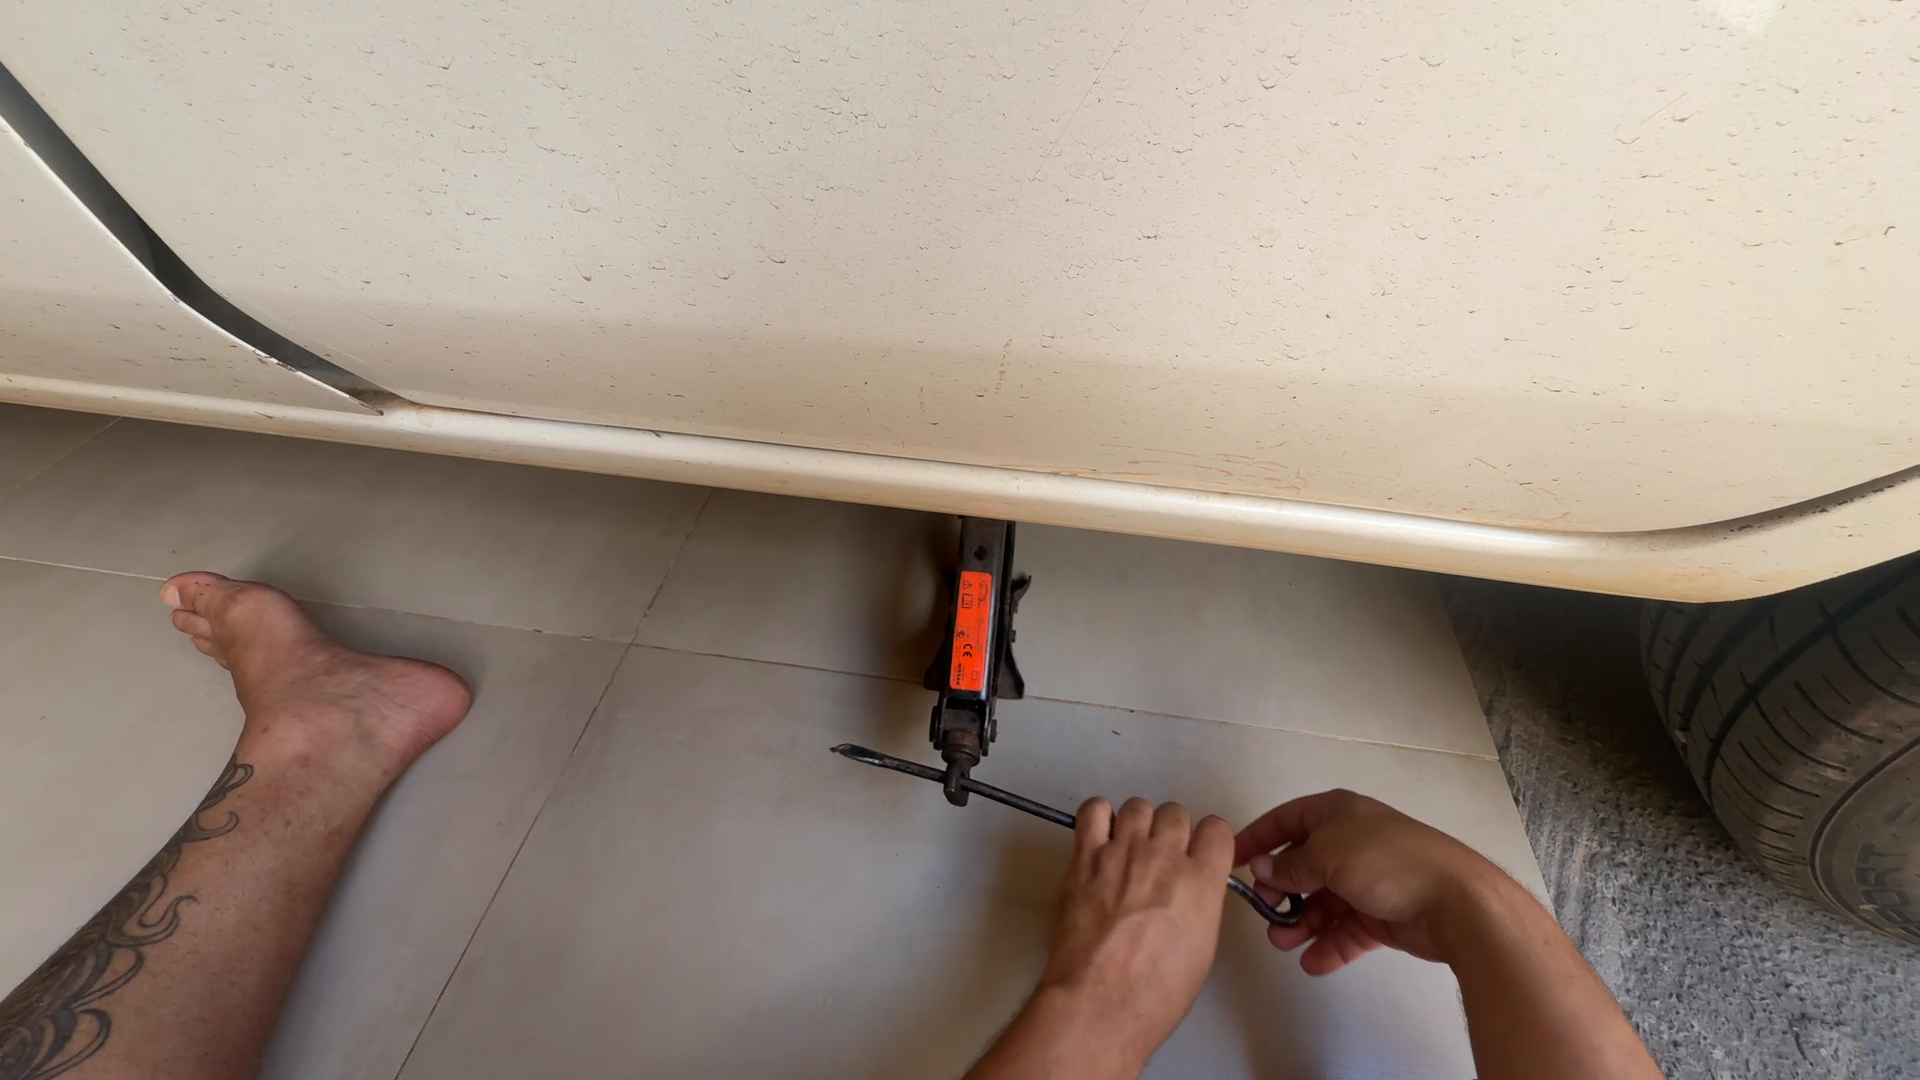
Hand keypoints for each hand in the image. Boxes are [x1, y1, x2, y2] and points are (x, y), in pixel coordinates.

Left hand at [1043, 798, 1233, 1063]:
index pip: (1217, 829)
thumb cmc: (1156, 991)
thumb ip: (1200, 901)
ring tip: (1128, 848)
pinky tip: (1099, 836)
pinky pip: (1093, 809)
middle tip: (1159, 857)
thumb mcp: (1201, 947)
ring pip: (1137, 806)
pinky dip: (1098, 816)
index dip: (1208, 840)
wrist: (1100, 999)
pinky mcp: (1085, 853)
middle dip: (1171, 831)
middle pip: (1175, 812)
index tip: (1199, 851)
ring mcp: (1122, 850)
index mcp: (1201, 882)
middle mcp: (1164, 856)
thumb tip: (1191, 885)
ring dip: (1136, 823)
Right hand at [1233, 789, 1515, 974]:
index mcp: (1335, 813)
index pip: (1284, 820)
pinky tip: (1312, 962)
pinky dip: (1329, 944)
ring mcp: (1368, 879)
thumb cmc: (1383, 860)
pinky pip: (1347, 929)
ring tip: (1283, 942)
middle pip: (1302, 864)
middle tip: (1266, 910)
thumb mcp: (1326, 854)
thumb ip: (1289, 864)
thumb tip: (1260, 867)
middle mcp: (1349, 841)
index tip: (1232, 861)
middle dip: (1281, 889)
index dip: (1256, 838)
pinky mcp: (1385, 915)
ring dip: (1301, 921)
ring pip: (1322, 900)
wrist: (1458, 901)